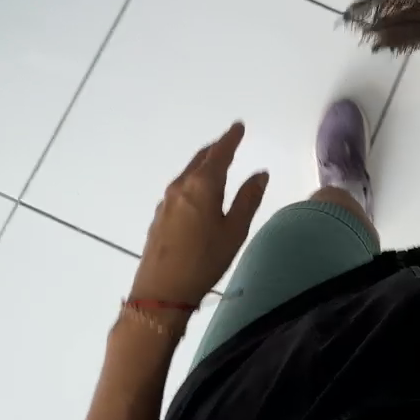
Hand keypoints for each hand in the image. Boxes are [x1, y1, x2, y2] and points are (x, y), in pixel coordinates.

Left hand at [131, 122, 268, 308]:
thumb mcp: (235, 230)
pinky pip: (180, 187)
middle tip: (229, 141)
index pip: (220, 152)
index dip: (231, 138)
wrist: (161, 293)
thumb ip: (248, 198)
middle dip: (216, 148)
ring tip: (217, 163)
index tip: (239, 126)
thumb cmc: (204, 260)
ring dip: (204, 164)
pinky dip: (194, 180)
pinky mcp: (159, 216)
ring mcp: (167, 201)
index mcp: (203, 184)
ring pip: (189, 172)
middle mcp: (182, 186)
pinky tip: (199, 192)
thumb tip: (260, 173)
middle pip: (201, 158)